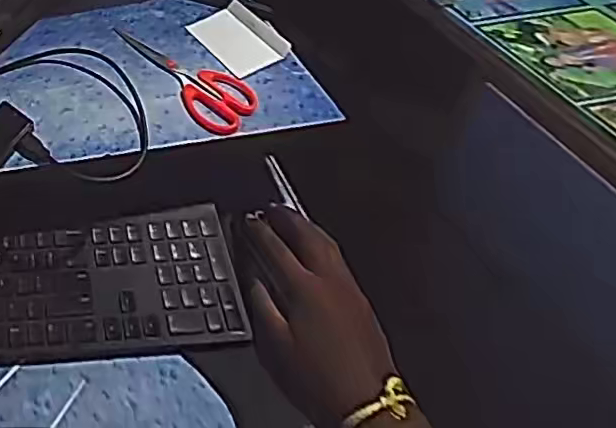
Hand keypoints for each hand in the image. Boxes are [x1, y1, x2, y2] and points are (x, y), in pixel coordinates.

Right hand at [244, 206, 401, 425]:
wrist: (370, 409)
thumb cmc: (320, 381)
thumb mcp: (276, 344)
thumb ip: (259, 302)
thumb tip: (249, 275)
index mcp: (304, 289)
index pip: (274, 246)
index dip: (256, 229)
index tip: (245, 221)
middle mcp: (329, 282)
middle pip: (305, 235)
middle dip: (284, 217)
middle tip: (268, 208)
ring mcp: (349, 289)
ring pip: (327, 243)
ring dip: (306, 225)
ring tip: (291, 218)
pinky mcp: (362, 301)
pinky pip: (338, 257)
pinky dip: (321, 241)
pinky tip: (316, 245)